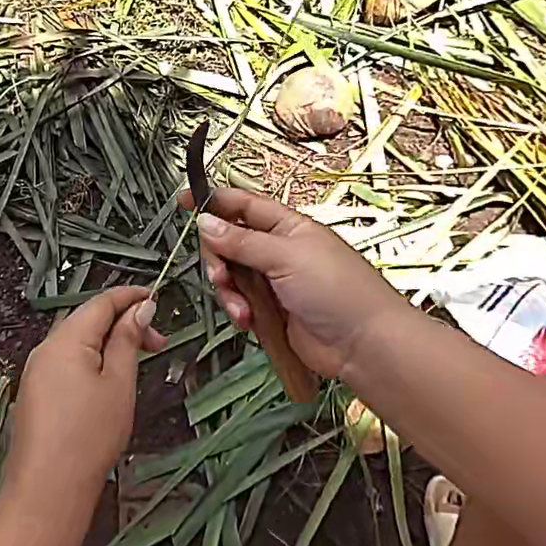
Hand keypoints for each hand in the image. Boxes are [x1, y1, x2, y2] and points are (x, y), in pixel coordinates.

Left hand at [7, 286, 165, 505]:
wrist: (48, 488)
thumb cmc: (90, 434)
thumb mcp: (119, 383)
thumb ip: (128, 340)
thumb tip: (140, 309)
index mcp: (66, 340)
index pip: (101, 302)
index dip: (130, 296)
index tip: (158, 298)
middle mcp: (46, 348)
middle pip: (88, 319)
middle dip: (123, 321)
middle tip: (158, 342)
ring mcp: (37, 371)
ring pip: (78, 341)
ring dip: (110, 341)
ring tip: (139, 359)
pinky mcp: (36, 392)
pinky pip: (68, 361)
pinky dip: (93, 358)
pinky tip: (111, 378)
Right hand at [181, 188, 414, 378]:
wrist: (363, 343)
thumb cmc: (335, 290)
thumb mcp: (286, 256)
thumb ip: (242, 240)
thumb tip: (205, 221)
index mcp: (287, 226)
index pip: (242, 205)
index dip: (213, 202)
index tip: (182, 203)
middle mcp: (278, 250)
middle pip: (229, 242)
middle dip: (218, 258)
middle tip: (221, 275)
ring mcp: (274, 281)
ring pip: (231, 276)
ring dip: (229, 291)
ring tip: (242, 309)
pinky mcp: (271, 310)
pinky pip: (241, 303)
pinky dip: (239, 311)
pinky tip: (250, 322)